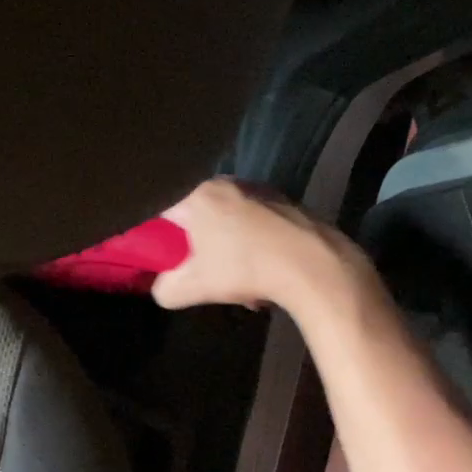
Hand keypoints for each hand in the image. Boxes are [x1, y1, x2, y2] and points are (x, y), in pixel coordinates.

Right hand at [150, 178, 347, 310]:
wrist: (312, 264)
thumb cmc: (244, 269)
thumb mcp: (192, 289)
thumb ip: (165, 289)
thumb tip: (164, 286)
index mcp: (199, 195)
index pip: (162, 212)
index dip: (159, 239)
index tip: (168, 262)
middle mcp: (228, 182)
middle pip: (199, 218)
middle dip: (200, 250)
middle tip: (205, 276)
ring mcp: (261, 190)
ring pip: (230, 224)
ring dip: (229, 253)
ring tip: (240, 283)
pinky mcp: (287, 203)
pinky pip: (256, 225)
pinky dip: (254, 248)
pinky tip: (264, 274)